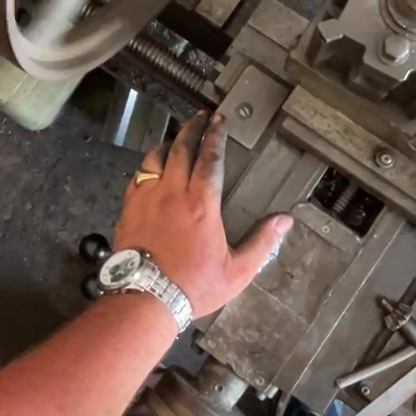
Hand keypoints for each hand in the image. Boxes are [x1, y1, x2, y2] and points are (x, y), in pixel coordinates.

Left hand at [113, 113, 293, 317]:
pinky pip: (138, 176)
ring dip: (168, 143)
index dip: (216, 135)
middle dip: (192, 128)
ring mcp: (147, 199)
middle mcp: (172, 193)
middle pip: (181, 148)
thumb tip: (285, 221)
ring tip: (176, 138)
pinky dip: (147, 165)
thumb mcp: (237, 270)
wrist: (145, 297)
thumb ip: (262, 242)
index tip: (219, 120)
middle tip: (200, 117)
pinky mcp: (130, 209)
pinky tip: (152, 167)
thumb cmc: (192, 286)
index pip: (210, 158)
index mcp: (201, 203)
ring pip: (155, 158)